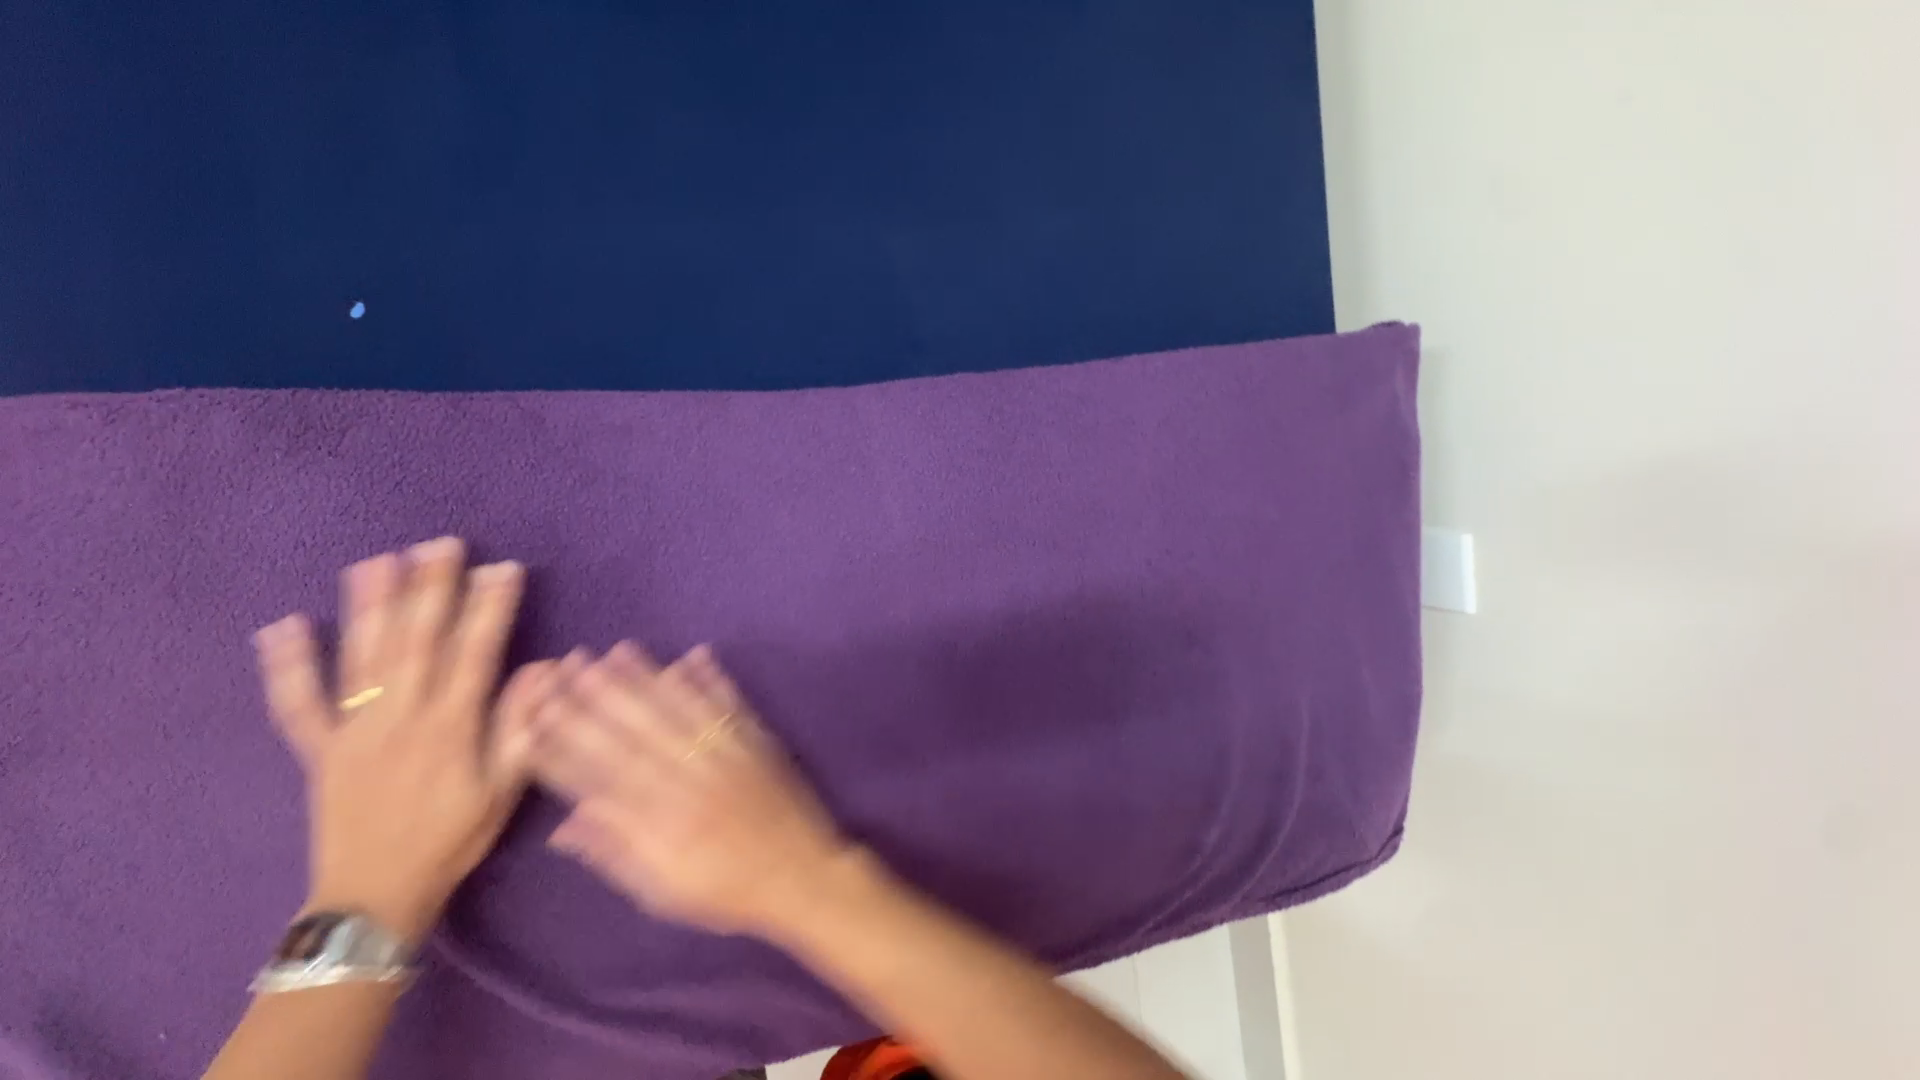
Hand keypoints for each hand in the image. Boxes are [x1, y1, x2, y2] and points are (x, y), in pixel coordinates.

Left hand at [253, 537, 549, 942]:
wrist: (376, 897)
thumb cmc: (453, 840)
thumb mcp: (505, 792)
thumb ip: (522, 728)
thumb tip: (546, 670)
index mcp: (451, 729)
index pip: (474, 654)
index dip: (490, 609)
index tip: (502, 568)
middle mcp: (400, 720)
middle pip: (416, 643)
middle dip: (431, 590)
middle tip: (441, 545)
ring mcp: (353, 732)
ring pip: (361, 660)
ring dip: (368, 607)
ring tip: (376, 561)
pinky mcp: (318, 749)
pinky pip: (296, 704)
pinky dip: (286, 665)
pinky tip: (281, 626)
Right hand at [530, 642, 852, 936]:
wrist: (802, 878)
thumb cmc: (726, 892)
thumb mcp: (662, 891)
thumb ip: (615, 853)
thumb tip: (564, 823)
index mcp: (659, 818)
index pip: (600, 773)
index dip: (565, 743)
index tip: (536, 714)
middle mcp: (689, 778)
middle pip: (635, 731)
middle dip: (596, 697)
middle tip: (566, 664)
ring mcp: (726, 754)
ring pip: (678, 709)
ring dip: (647, 678)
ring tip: (617, 650)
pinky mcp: (758, 742)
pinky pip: (730, 705)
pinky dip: (712, 679)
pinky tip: (694, 654)